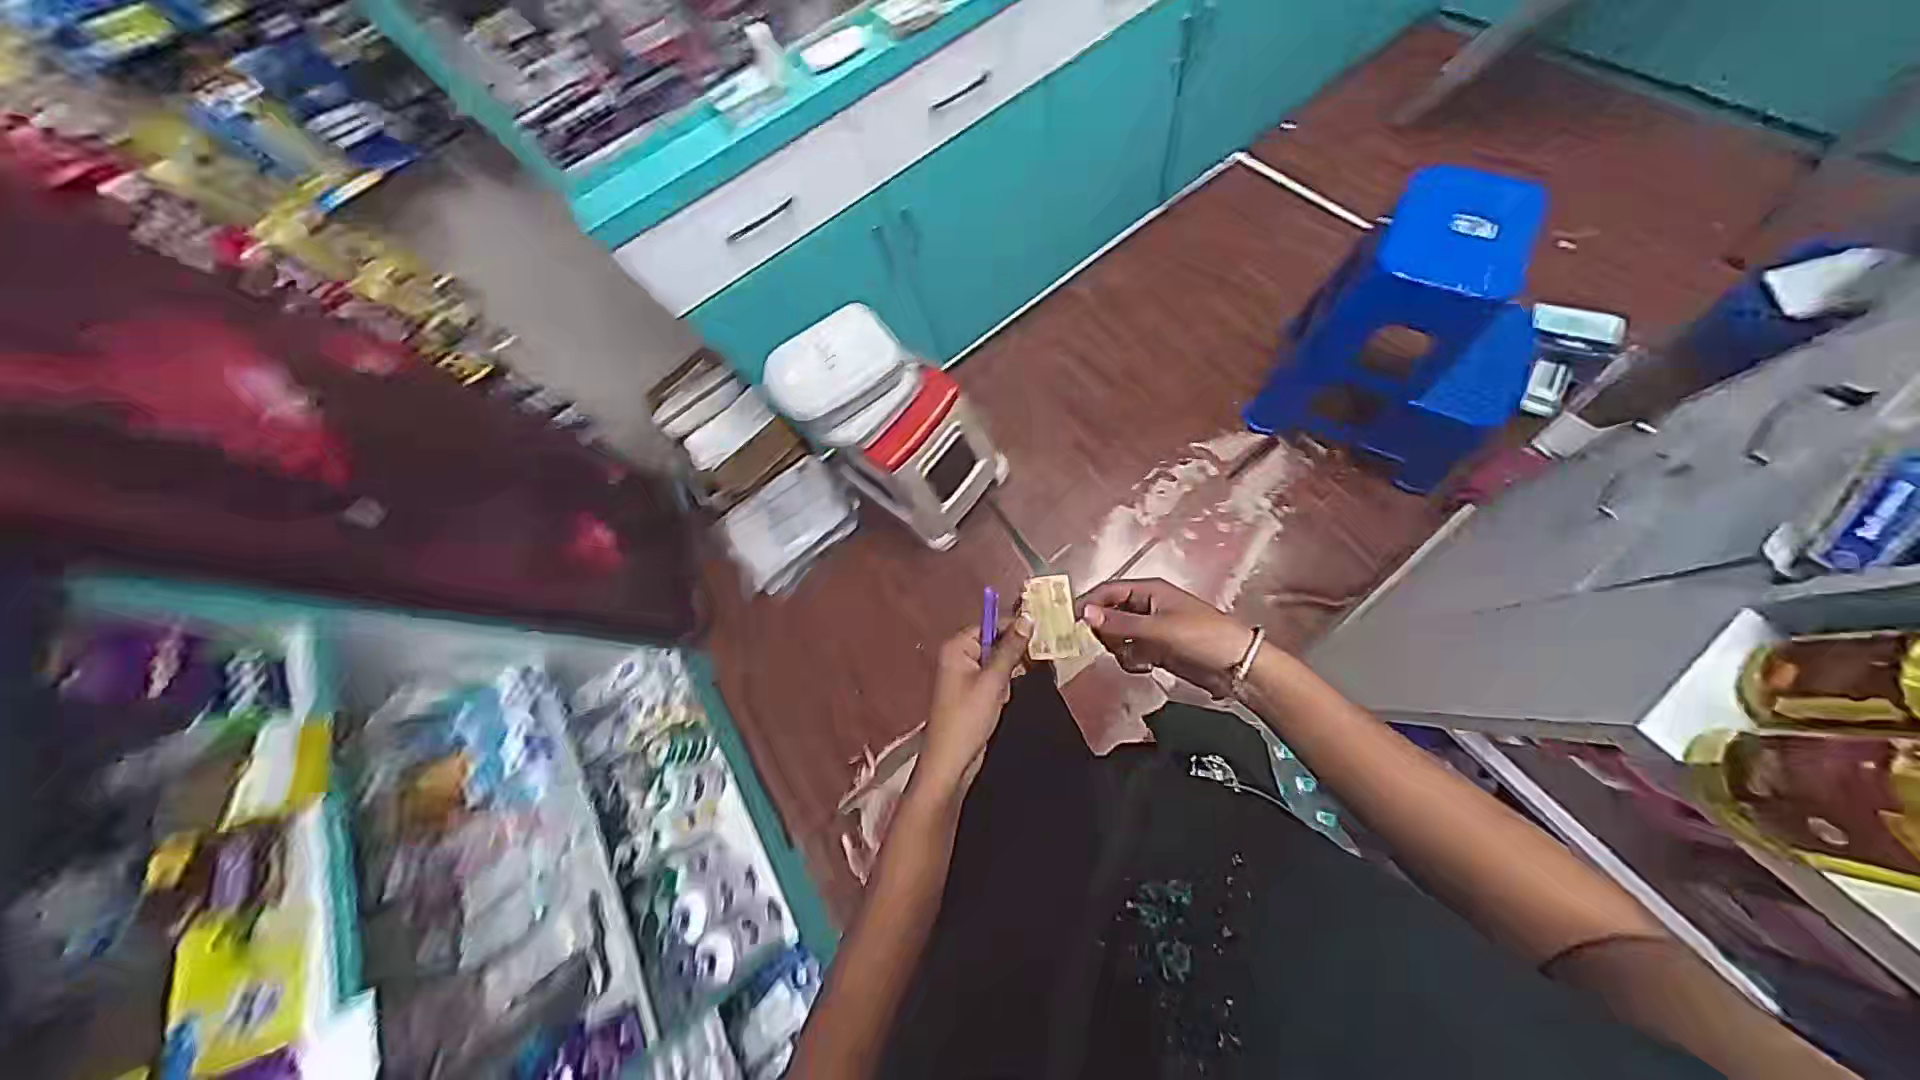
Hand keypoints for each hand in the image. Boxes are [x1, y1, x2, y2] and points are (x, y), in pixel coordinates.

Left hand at [916, 614, 1033, 796]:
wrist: (951, 761)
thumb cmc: (968, 717)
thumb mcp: (994, 681)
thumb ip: (1011, 648)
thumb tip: (1027, 619)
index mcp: (957, 646)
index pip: (990, 624)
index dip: (1013, 627)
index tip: (1040, 634)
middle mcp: (958, 655)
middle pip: (994, 641)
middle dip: (1011, 655)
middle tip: (1030, 664)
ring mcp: (963, 674)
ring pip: (997, 661)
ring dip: (1008, 674)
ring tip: (1007, 691)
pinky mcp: (971, 692)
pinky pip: (993, 678)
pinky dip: (1002, 687)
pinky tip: (1003, 700)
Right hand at [1079, 578, 1258, 698]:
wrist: (1237, 666)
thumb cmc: (1202, 636)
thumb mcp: (1159, 628)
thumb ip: (1120, 622)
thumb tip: (1084, 613)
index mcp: (1148, 590)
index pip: (1107, 591)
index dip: (1088, 604)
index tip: (1070, 622)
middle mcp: (1145, 606)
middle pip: (1108, 614)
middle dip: (1106, 631)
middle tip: (1110, 644)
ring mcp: (1150, 629)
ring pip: (1117, 636)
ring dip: (1120, 649)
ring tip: (1136, 657)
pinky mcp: (1155, 649)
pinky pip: (1129, 652)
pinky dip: (1132, 660)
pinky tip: (1146, 666)